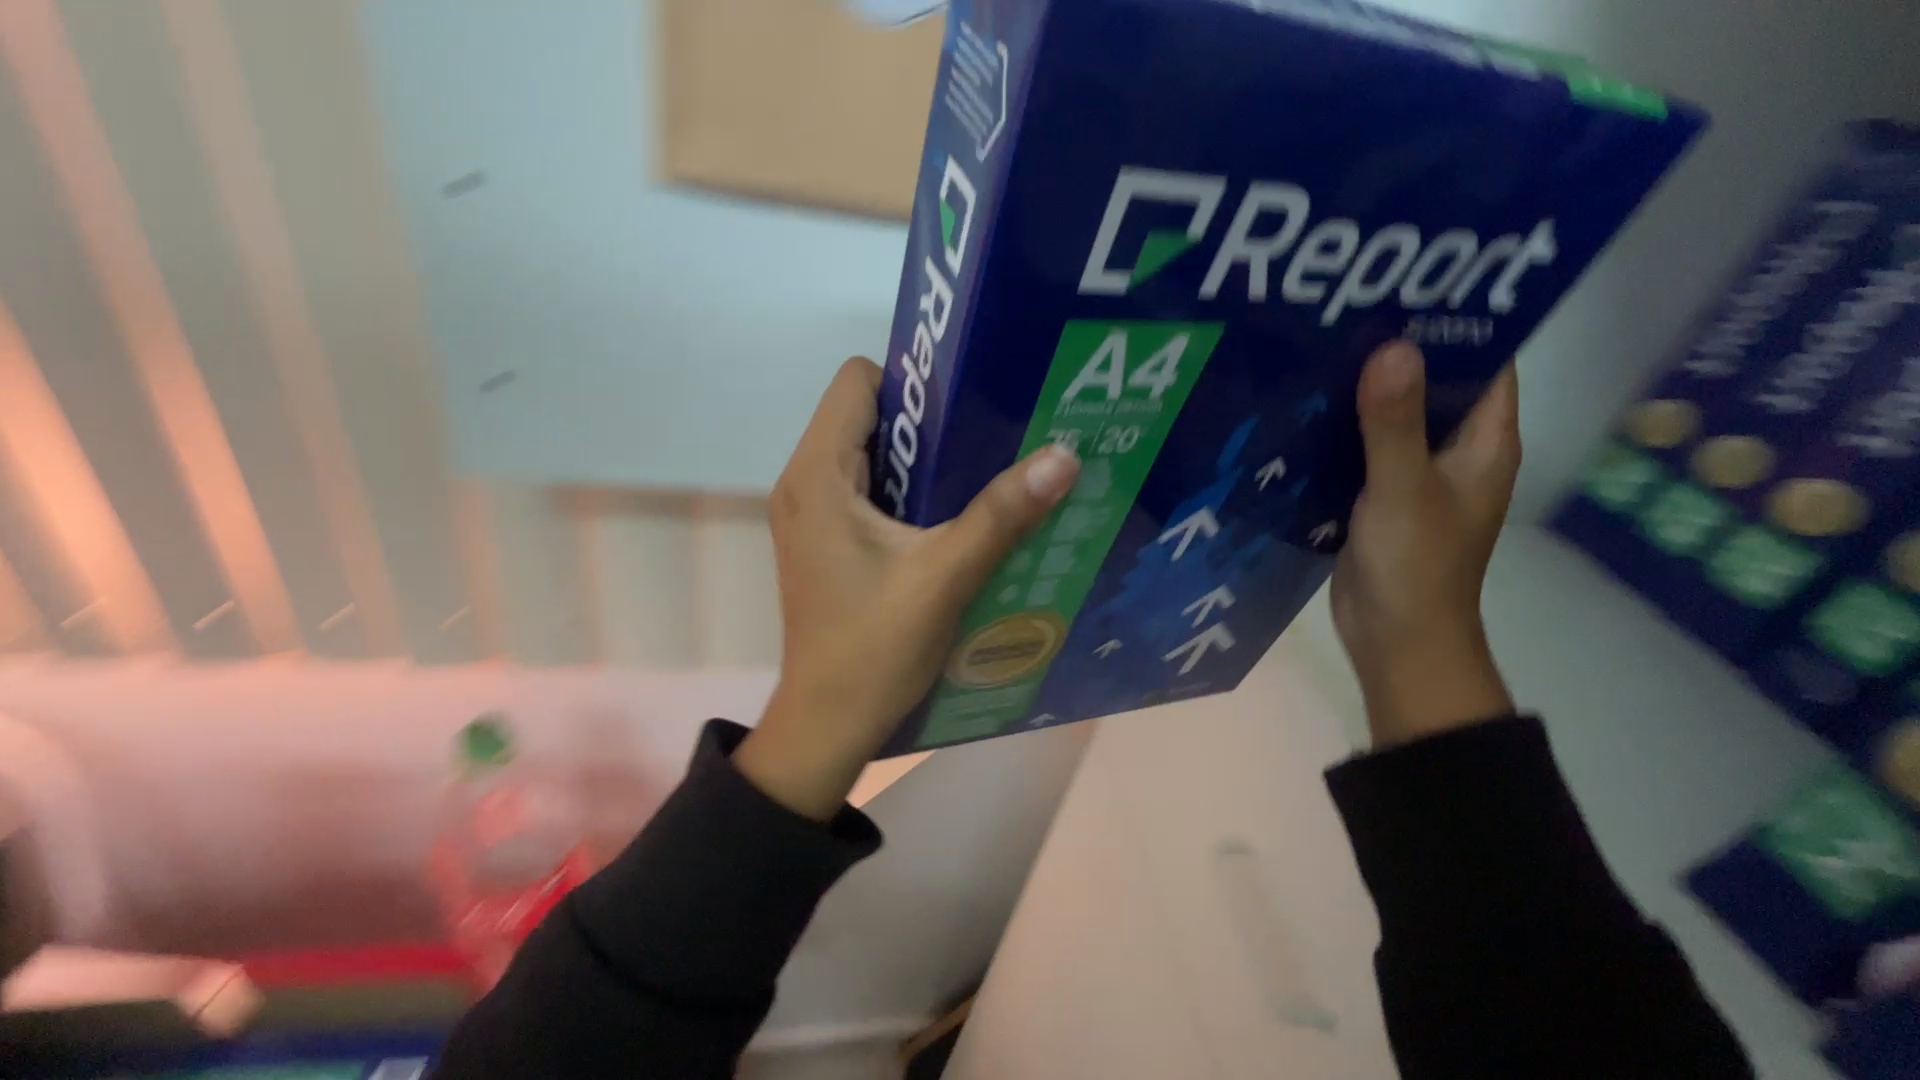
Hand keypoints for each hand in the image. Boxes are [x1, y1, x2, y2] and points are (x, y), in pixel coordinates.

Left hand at [734, 358, 1080, 818]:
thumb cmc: (874, 647)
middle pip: (867, 416)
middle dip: (930, 420)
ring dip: (923, 461)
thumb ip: (1001, 514)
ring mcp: (811, 515)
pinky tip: (954, 519)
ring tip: (983, 473)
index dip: (914, 381)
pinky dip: (908, 494)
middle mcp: (804, 482)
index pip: (858, 381)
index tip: (971, 402)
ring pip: (871, 456)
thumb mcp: (944, 576)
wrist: (828, 722)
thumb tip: (1065, 455)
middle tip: (994, 434)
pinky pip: (867, 493)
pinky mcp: (824, 542)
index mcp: (818, 475)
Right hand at [1331, 341, 1519, 748]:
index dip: (1458, 319)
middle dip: (1398, 346)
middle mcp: (1457, 450)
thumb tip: (1392, 344)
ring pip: (1394, 414)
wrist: (1396, 641)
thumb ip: (1394, 420)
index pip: (1487, 359)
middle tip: (1346, 304)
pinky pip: (1363, 447)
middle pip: (1435, 381)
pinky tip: (1301, 403)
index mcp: (1486, 441)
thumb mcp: (1403, 487)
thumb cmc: (1416, 565)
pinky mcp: (1379, 496)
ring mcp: (1416, 474)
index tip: (1410, 280)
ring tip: (1317, 341)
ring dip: (1363, 386)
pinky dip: (1340, 425)